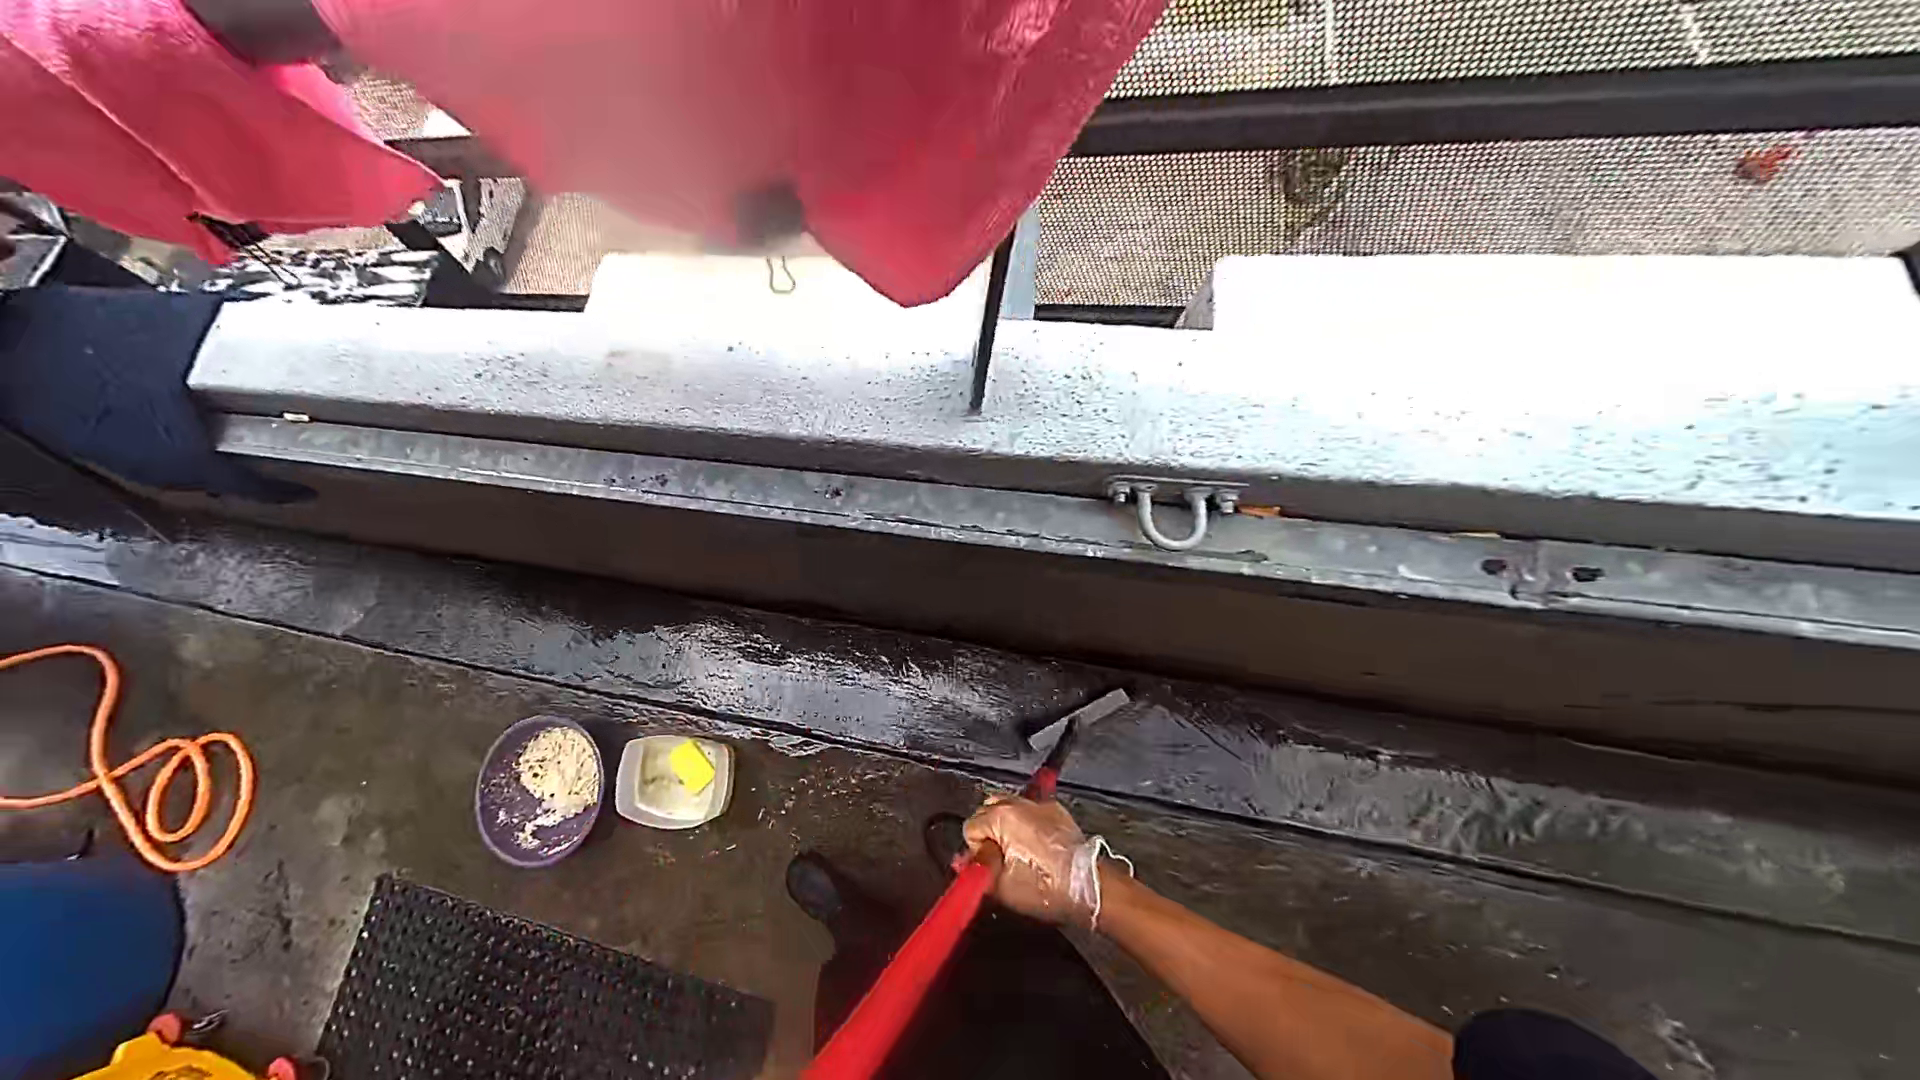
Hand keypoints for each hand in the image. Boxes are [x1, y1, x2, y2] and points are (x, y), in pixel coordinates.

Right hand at [963, 795, 1097, 927]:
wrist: (1089, 887)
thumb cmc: (1047, 887)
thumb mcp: (1002, 888)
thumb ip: (976, 872)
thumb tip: (962, 864)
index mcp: (1001, 816)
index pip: (970, 828)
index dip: (976, 852)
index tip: (990, 868)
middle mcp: (1018, 802)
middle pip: (986, 811)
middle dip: (988, 835)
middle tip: (1000, 862)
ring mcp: (1039, 804)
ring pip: (1008, 807)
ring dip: (1005, 826)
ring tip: (1016, 853)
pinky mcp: (1056, 811)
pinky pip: (1030, 811)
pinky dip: (1026, 823)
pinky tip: (1035, 847)